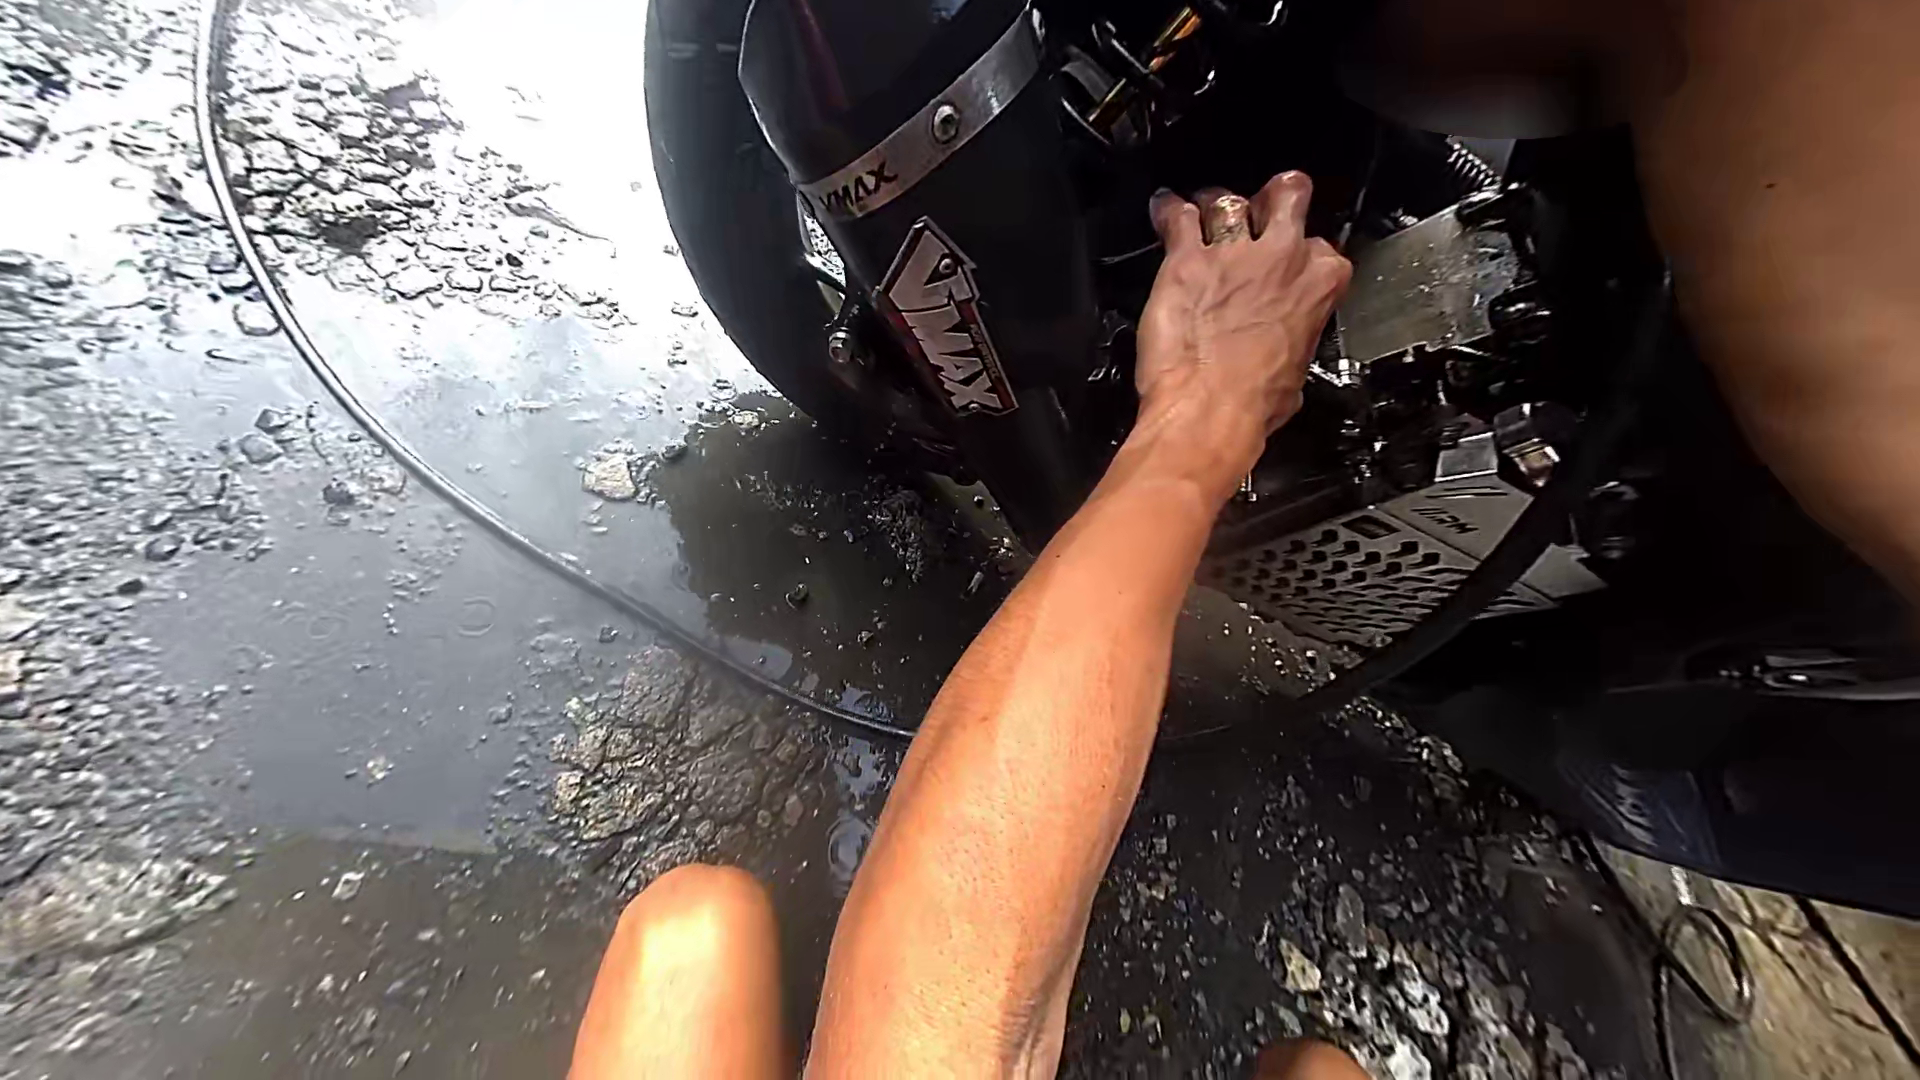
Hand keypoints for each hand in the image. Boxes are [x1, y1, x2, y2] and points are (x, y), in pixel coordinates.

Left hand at [1129, 171, 1351, 497]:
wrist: (1208, 410)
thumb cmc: (1250, 404)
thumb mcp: (1292, 378)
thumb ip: (1290, 346)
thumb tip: (1278, 356)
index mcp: (1317, 286)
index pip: (1319, 250)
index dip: (1298, 256)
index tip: (1283, 264)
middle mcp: (1279, 258)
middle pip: (1287, 198)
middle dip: (1274, 197)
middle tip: (1259, 207)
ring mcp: (1231, 254)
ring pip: (1229, 201)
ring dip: (1215, 202)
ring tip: (1202, 207)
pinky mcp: (1185, 261)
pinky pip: (1177, 218)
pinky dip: (1167, 210)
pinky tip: (1162, 207)